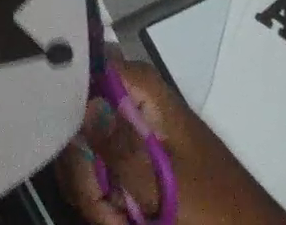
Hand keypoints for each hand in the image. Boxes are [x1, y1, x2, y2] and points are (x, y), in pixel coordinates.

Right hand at [59, 60, 285, 224]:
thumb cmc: (215, 208)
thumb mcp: (165, 184)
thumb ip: (121, 148)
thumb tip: (84, 106)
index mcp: (141, 89)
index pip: (83, 74)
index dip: (69, 113)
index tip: (80, 161)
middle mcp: (129, 99)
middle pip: (74, 123)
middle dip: (84, 175)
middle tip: (111, 213)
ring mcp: (127, 130)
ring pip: (80, 153)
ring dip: (93, 194)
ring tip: (122, 222)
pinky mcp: (129, 157)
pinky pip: (95, 172)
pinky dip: (103, 201)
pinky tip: (121, 220)